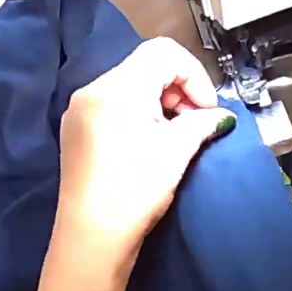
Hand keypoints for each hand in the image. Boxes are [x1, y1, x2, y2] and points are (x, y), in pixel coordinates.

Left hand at [55, 37, 235, 269]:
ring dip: (157, 103)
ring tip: (172, 137)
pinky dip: (134, 116)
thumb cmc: (135, 190)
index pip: (163, 53)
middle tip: (194, 123)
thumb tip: (218, 116)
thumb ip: (202, 122)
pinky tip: (147, 145)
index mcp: (116, 87)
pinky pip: (110, 108)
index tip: (207, 109)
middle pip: (143, 68)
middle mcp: (91, 90)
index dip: (194, 76)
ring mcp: (77, 112)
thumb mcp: (177, 151)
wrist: (92, 237)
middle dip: (177, 90)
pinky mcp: (73, 133)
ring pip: (127, 88)